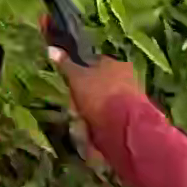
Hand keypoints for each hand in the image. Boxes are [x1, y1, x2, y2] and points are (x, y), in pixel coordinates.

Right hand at [43, 20, 141, 169]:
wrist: (129, 132)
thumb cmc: (100, 95)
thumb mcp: (76, 77)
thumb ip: (65, 64)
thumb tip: (52, 49)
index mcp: (116, 63)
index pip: (93, 63)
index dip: (79, 73)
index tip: (70, 85)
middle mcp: (128, 79)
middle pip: (99, 86)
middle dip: (85, 97)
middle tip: (74, 109)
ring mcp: (133, 102)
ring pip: (104, 105)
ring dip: (92, 115)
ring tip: (82, 126)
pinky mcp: (134, 123)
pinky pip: (111, 122)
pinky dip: (102, 128)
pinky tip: (93, 137)